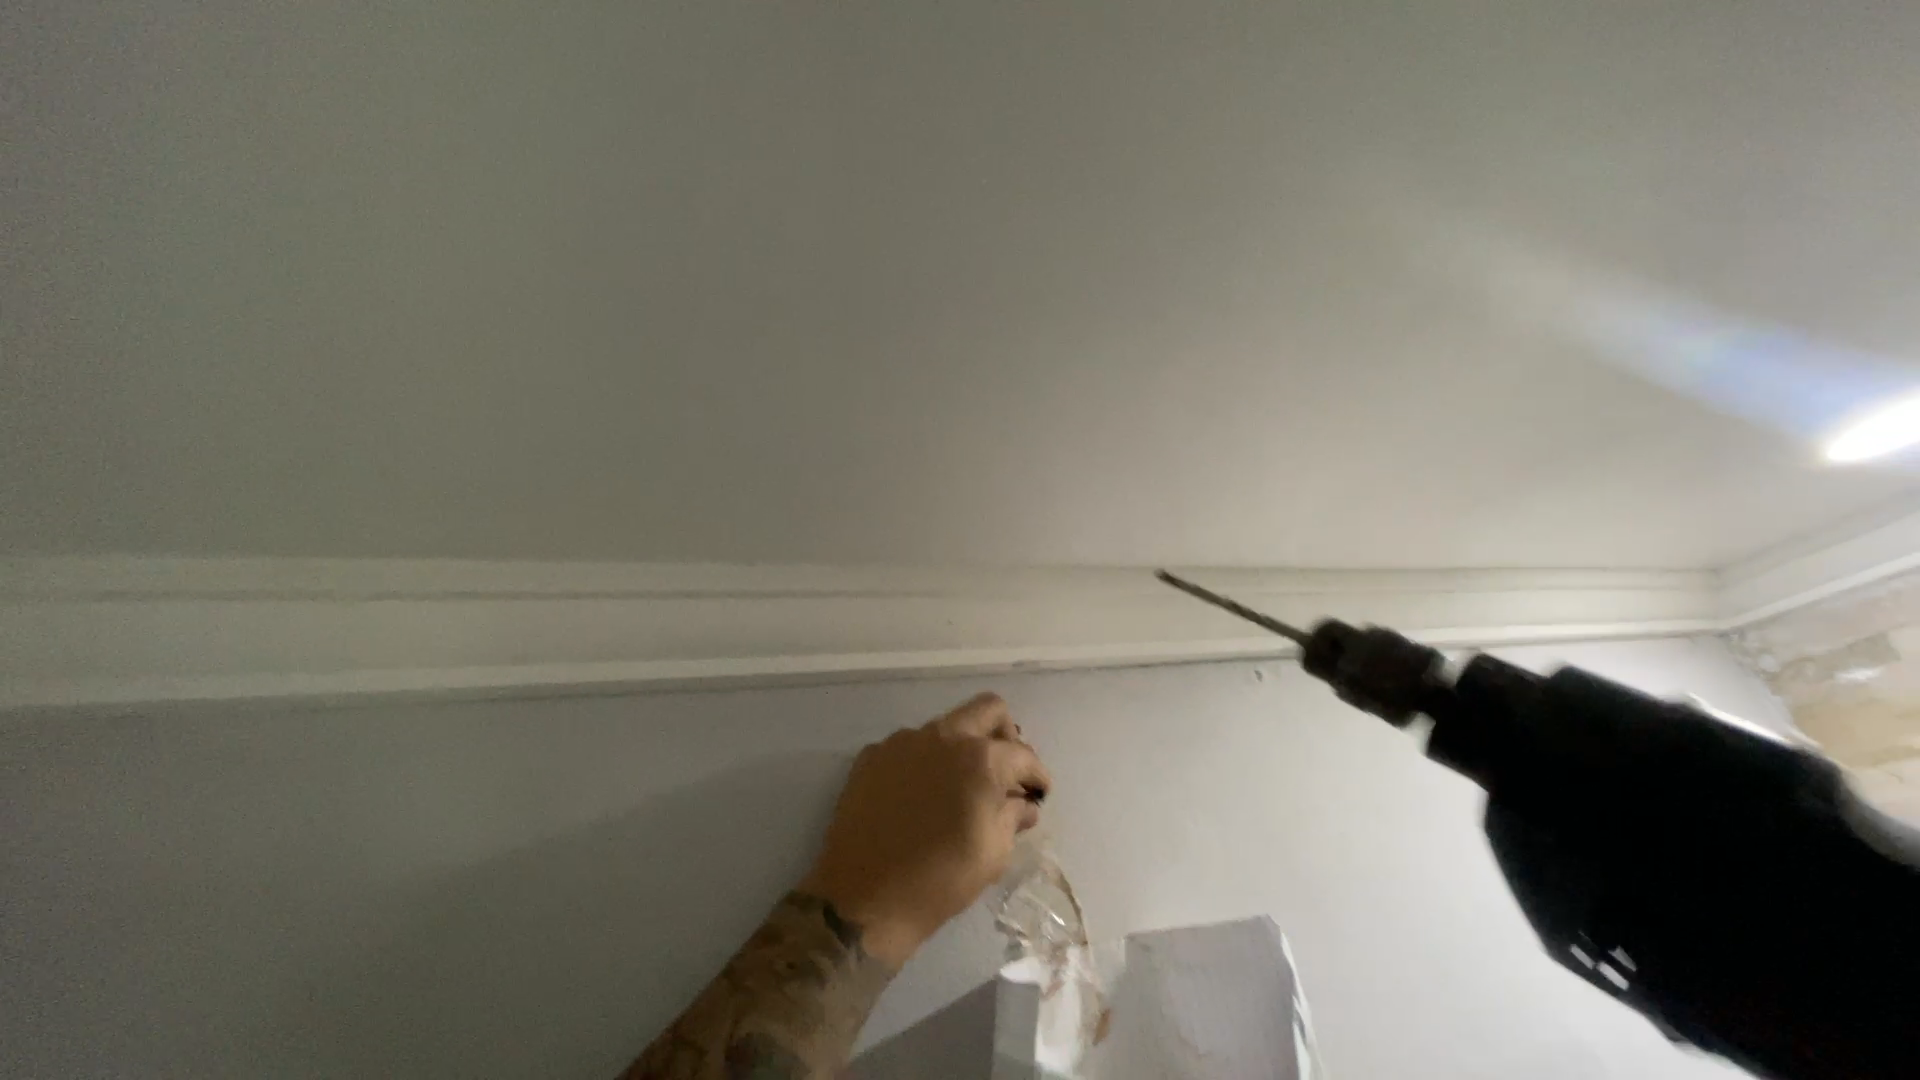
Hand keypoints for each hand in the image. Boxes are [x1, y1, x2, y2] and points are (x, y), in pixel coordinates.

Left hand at [800, 692, 1051, 967]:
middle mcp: (942, 736)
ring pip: (945, 726)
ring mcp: (902, 742)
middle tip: (1006, 771)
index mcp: (980, 758)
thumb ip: (1012, 817)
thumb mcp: (992, 854)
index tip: (1038, 794)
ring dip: (962, 747)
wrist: (863, 898)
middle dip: (1006, 735)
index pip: (1023, 754)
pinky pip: (910, 746)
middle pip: (987, 709)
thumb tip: (1022, 803)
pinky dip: (925, 762)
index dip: (1037, 776)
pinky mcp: (872, 756)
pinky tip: (922, 796)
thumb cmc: (939, 880)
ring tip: (960, 788)